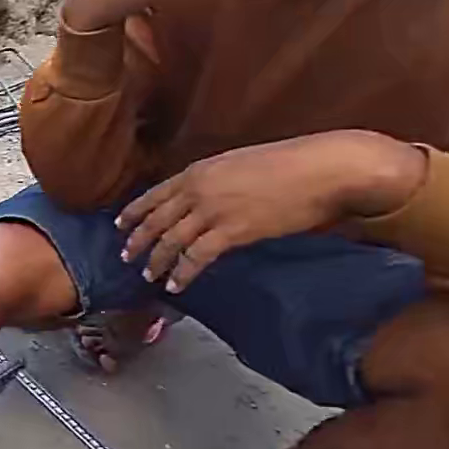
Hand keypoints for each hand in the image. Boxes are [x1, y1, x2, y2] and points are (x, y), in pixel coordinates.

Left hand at [117, 131, 427, 292]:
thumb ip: (212, 181)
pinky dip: (182, 273)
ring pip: (170, 241)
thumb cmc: (291, 163)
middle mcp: (196, 191)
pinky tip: (175, 284)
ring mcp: (212, 211)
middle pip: (155, 221)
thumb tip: (199, 199)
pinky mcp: (232, 231)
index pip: (153, 196)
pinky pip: (196, 257)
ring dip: (156, 261)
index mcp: (196, 172)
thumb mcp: (237, 164)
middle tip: (126, 256)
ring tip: (148, 275)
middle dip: (137, 241)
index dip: (133, 213)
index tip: (120, 226)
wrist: (329, 168)